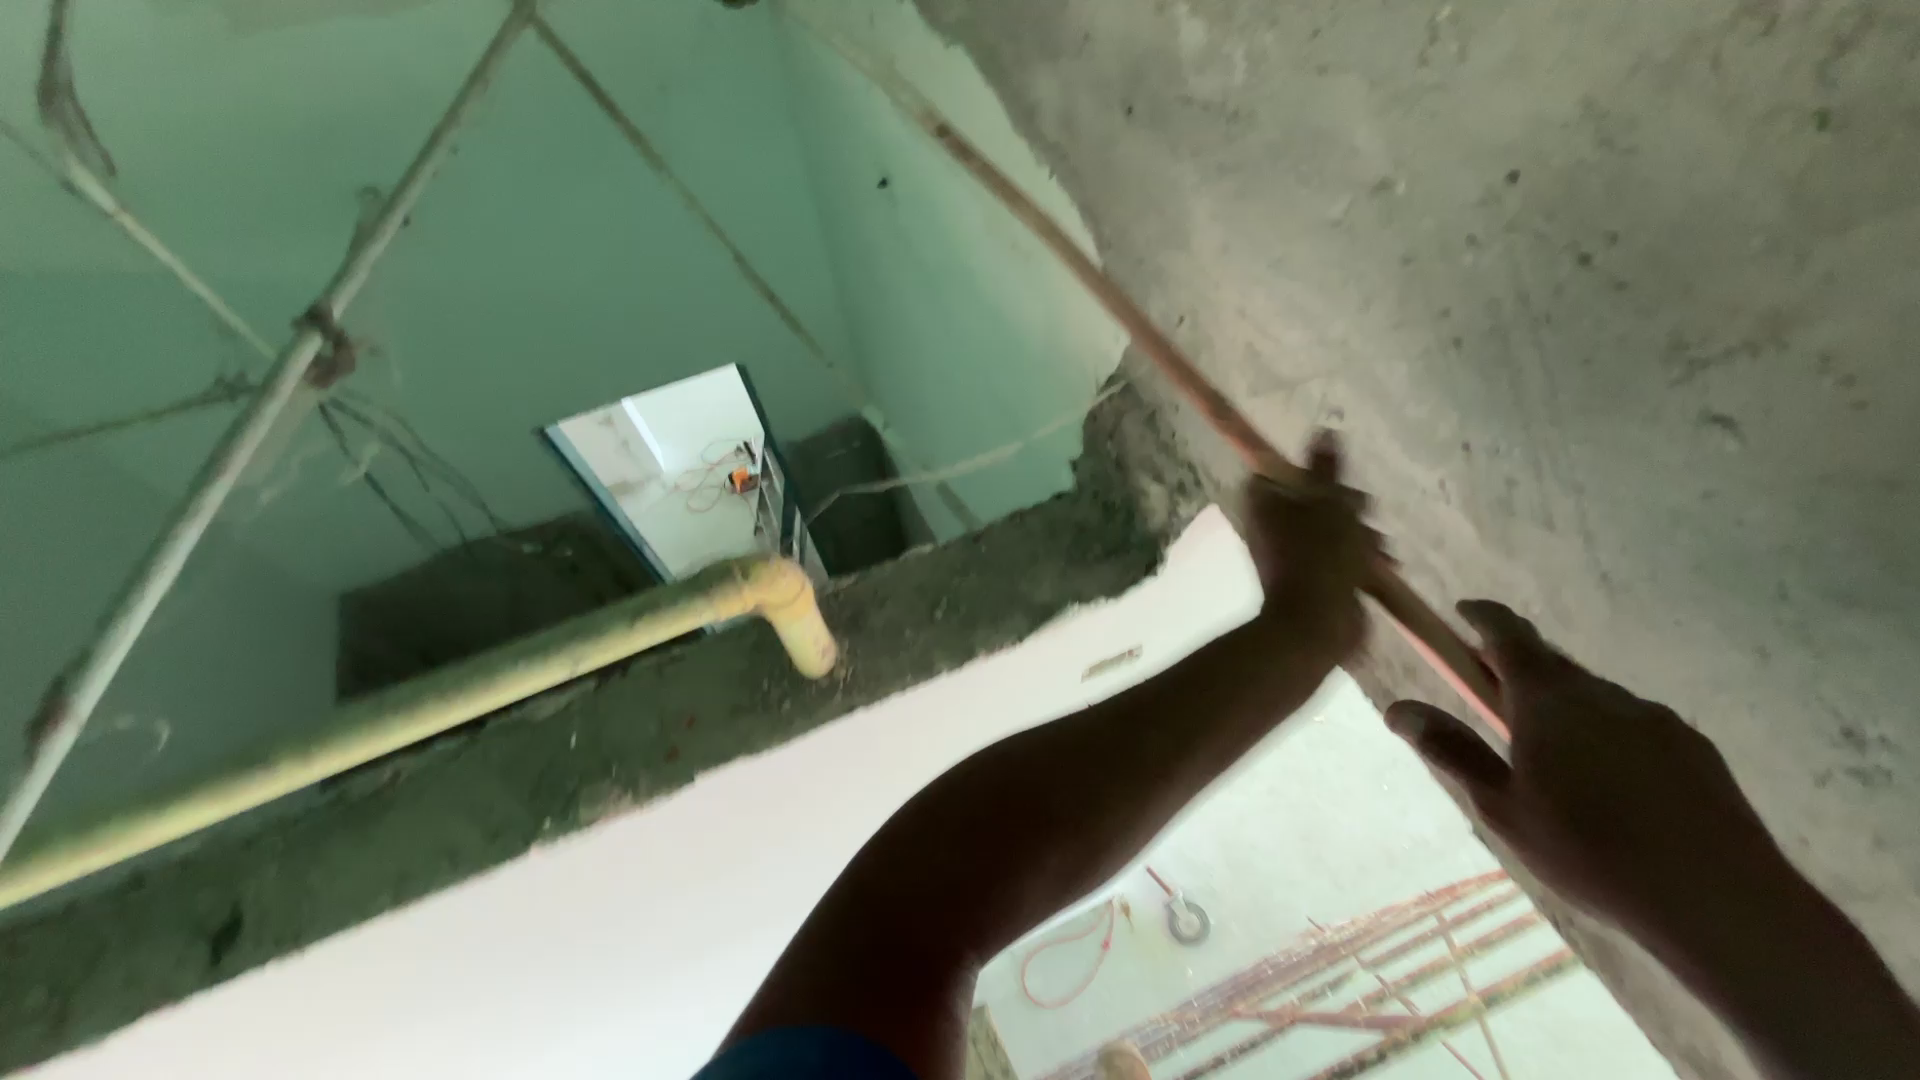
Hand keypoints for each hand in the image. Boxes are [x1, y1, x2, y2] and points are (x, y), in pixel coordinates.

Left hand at [1239, 430, 1378, 664]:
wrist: (1318, 625)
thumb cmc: (1320, 559)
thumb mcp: (1329, 504)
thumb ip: (1326, 469)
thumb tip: (1323, 430)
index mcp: (1264, 504)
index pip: (1280, 472)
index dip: (1312, 473)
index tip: (1335, 481)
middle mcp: (1272, 526)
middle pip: (1314, 498)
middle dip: (1347, 506)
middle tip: (1361, 514)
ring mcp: (1293, 553)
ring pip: (1333, 526)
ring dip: (1360, 534)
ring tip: (1374, 549)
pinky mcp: (1314, 575)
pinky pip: (1340, 554)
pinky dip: (1361, 557)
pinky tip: (1383, 565)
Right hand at [1383, 601, 1781, 933]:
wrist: (1722, 902)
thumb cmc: (1589, 852)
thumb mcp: (1502, 808)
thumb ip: (1452, 751)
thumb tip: (1399, 708)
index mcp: (1549, 702)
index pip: (1509, 636)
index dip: (1482, 617)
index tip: (1461, 613)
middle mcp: (1602, 695)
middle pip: (1550, 664)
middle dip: (1515, 671)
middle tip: (1490, 702)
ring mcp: (1655, 720)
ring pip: (1592, 697)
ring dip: (1561, 708)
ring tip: (1550, 760)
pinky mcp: (1694, 749)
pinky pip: (1632, 724)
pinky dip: (1604, 734)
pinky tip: (1607, 785)